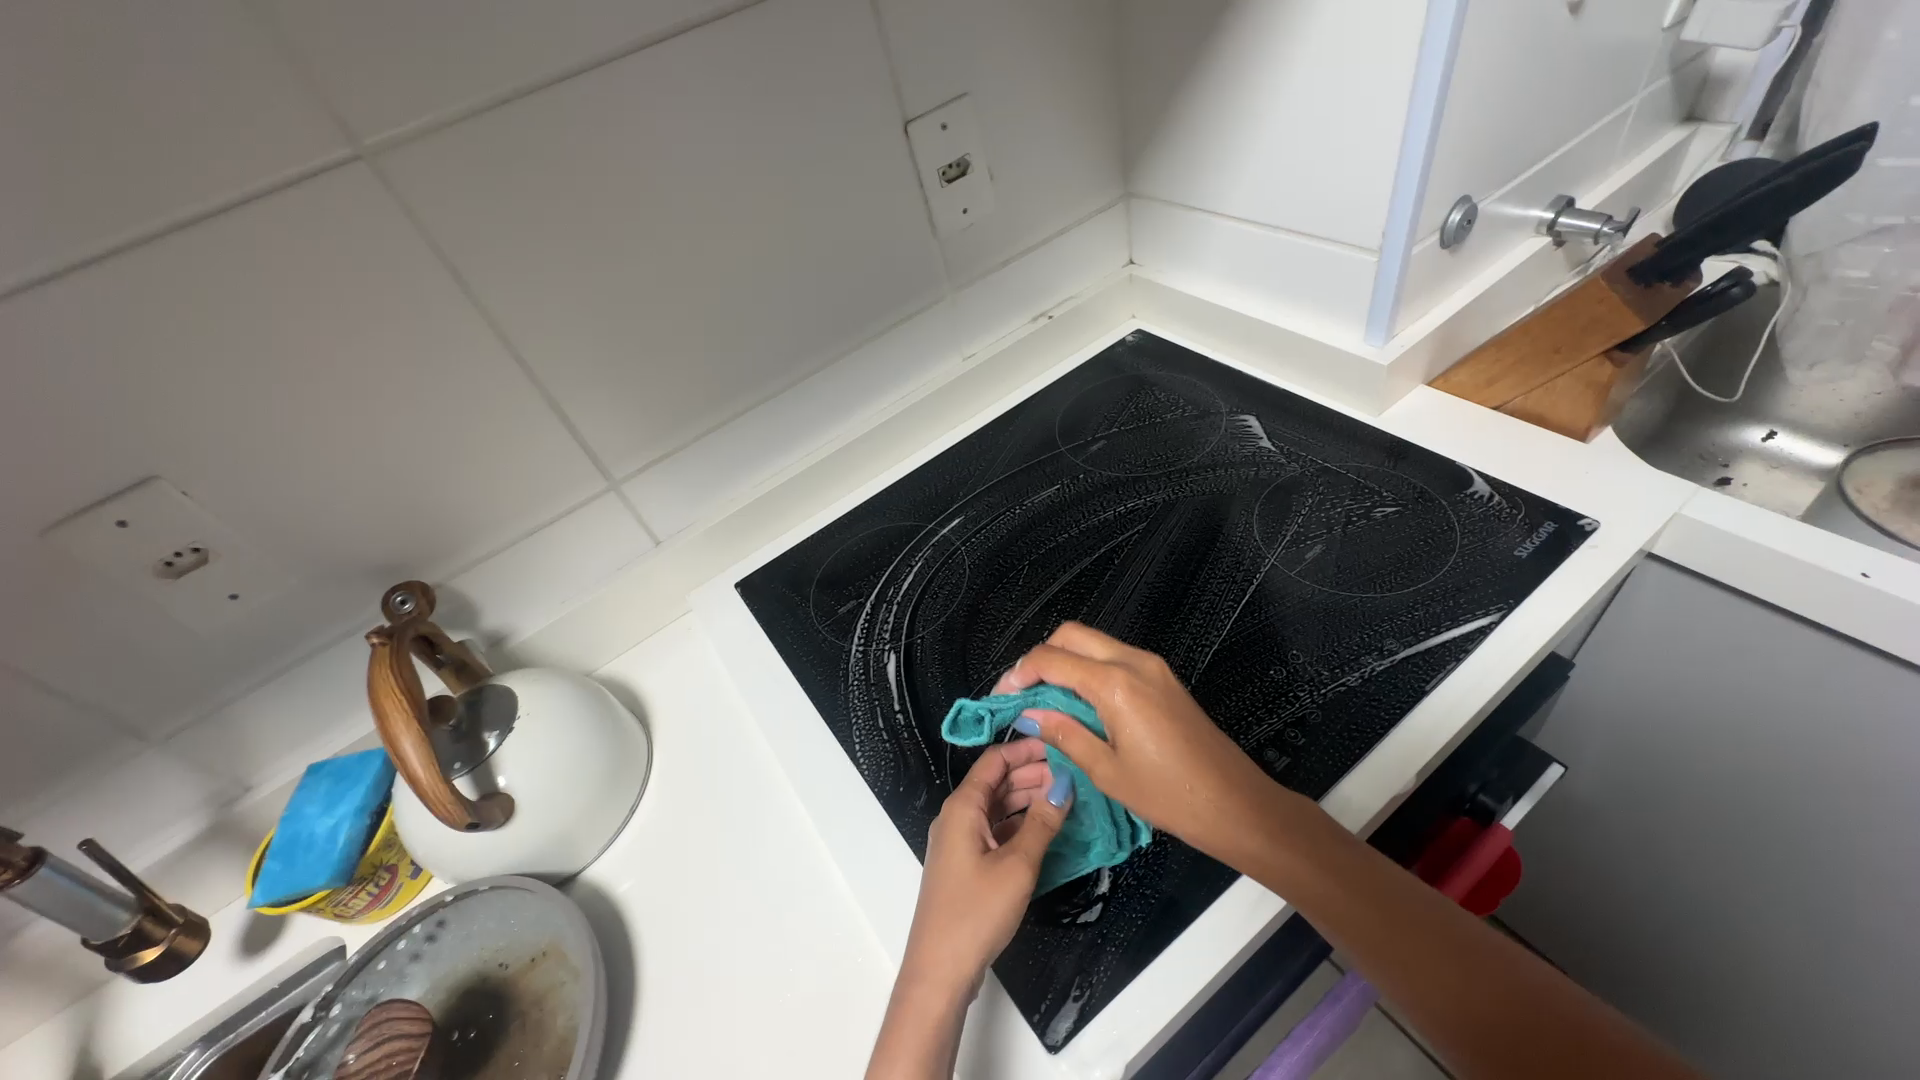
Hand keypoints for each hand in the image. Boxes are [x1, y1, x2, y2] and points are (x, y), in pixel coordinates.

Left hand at [899, 737, 1072, 996]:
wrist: (941, 968)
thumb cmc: (977, 910)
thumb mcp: (1017, 864)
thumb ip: (1042, 822)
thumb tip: (1065, 785)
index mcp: (962, 807)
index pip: (994, 761)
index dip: (1025, 749)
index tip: (1059, 744)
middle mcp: (958, 817)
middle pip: (996, 782)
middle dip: (1032, 774)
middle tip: (1073, 772)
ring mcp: (961, 842)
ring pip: (997, 808)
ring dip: (1028, 800)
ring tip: (1066, 797)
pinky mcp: (967, 866)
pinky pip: (996, 832)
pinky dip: (1020, 825)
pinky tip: (1047, 830)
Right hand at [996, 622, 1284, 864]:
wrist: (1235, 803)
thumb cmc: (1168, 795)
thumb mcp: (1107, 771)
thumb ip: (1064, 734)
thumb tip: (1030, 714)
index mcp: (1115, 684)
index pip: (1052, 659)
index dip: (1019, 674)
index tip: (1002, 699)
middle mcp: (1133, 662)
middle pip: (1071, 635)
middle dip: (1040, 657)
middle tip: (1023, 693)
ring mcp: (1152, 666)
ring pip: (1094, 642)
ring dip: (1065, 660)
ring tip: (1046, 700)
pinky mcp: (1163, 677)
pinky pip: (1114, 657)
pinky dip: (1088, 669)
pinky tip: (1079, 703)